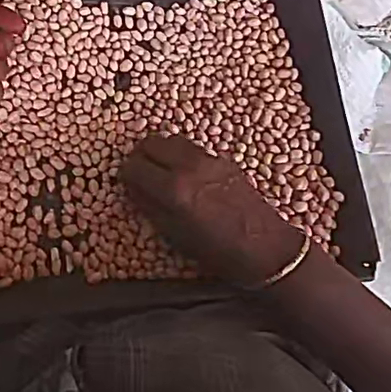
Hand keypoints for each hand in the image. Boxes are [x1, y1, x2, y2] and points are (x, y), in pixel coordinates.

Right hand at [120, 134, 304, 285]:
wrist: (265, 248)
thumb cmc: (217, 251)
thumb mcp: (175, 234)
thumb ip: (150, 206)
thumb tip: (133, 188)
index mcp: (173, 189)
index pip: (135, 167)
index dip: (125, 173)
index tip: (125, 180)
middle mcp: (189, 167)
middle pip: (151, 143)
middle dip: (140, 155)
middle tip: (139, 171)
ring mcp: (209, 160)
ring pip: (172, 140)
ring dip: (160, 151)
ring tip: (159, 170)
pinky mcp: (224, 160)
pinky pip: (193, 149)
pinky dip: (181, 155)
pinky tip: (184, 175)